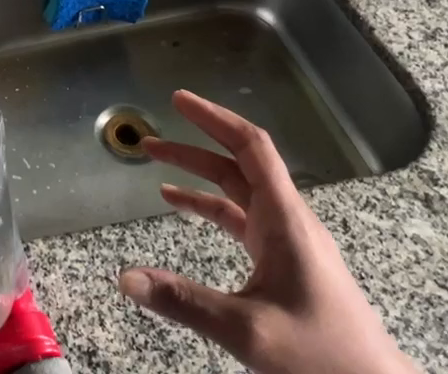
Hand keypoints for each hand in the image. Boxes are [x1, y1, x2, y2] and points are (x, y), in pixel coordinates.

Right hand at [118, 91, 417, 373]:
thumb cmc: (322, 356)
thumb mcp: (248, 332)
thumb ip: (184, 302)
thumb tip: (125, 278)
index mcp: (285, 219)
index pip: (250, 147)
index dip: (214, 118)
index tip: (178, 99)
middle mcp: (287, 220)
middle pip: (237, 165)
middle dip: (192, 146)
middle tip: (149, 139)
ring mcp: (287, 241)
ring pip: (237, 191)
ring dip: (197, 174)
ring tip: (155, 163)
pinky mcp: (285, 262)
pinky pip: (240, 219)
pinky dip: (208, 206)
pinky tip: (180, 207)